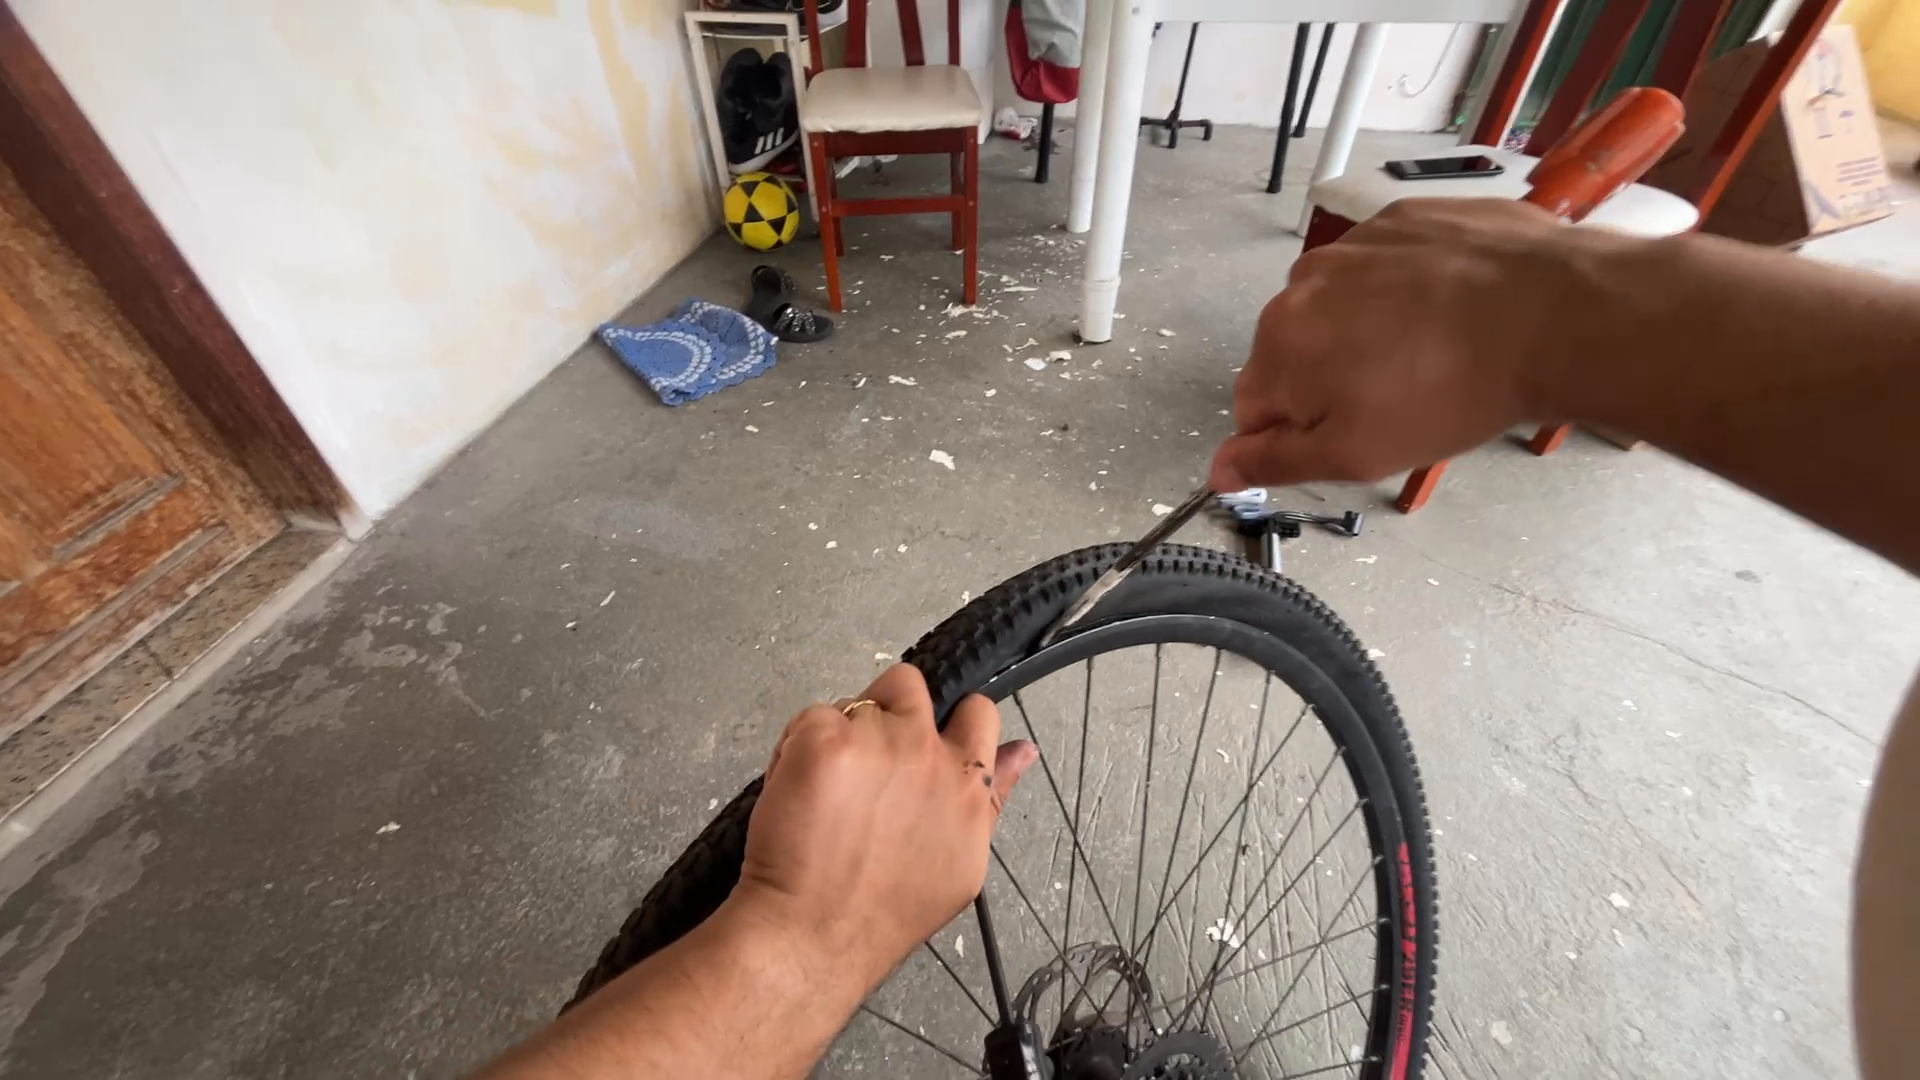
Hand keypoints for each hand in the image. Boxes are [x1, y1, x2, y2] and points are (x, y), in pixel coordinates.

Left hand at [729, 664, 1037, 994]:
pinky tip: (801, 788)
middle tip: (868, 754)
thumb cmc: (884, 910)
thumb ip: (993, 795)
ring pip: (854, 701)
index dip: (951, 717)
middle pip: (909, 683)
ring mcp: (874, 741)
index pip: (978, 711)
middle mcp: (927, 752)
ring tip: (830, 785)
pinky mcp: (823, 739)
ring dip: (843, 730)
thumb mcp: (962, 861)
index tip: (928, 739)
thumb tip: (1025, 748)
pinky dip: (800, 745)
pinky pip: (812, 716)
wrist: (811, 936)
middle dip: (890, 704)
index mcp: (967, 782)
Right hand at [1210, 198, 1620, 490]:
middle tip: (1391, 394)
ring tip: (1423, 349)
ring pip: (1333, 308)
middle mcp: (1299, 286)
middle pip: (1291, 353)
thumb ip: (1272, 462)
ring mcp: (1353, 244)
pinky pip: (1378, 266)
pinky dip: (1399, 289)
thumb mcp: (1351, 454)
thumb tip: (1215, 470)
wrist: (1559, 315)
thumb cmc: (1447, 395)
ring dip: (1359, 332)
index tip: (1350, 431)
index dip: (1297, 430)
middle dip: (1325, 379)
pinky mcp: (1403, 218)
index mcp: (1277, 346)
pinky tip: (1443, 309)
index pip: (1255, 406)